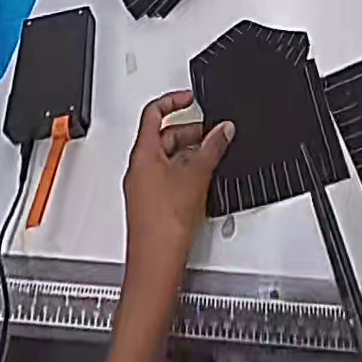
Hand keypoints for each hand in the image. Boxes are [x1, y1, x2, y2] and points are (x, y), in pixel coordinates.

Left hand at [121, 90, 233, 274]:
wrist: (156, 264)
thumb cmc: (164, 224)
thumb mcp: (196, 175)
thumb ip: (212, 147)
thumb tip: (222, 130)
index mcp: (143, 154)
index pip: (153, 113)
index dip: (172, 100)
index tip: (188, 97)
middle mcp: (139, 168)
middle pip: (163, 135)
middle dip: (189, 131)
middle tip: (211, 133)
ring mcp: (144, 186)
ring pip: (168, 156)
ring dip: (190, 152)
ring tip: (212, 156)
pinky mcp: (152, 203)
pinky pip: (168, 175)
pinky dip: (186, 171)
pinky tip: (203, 180)